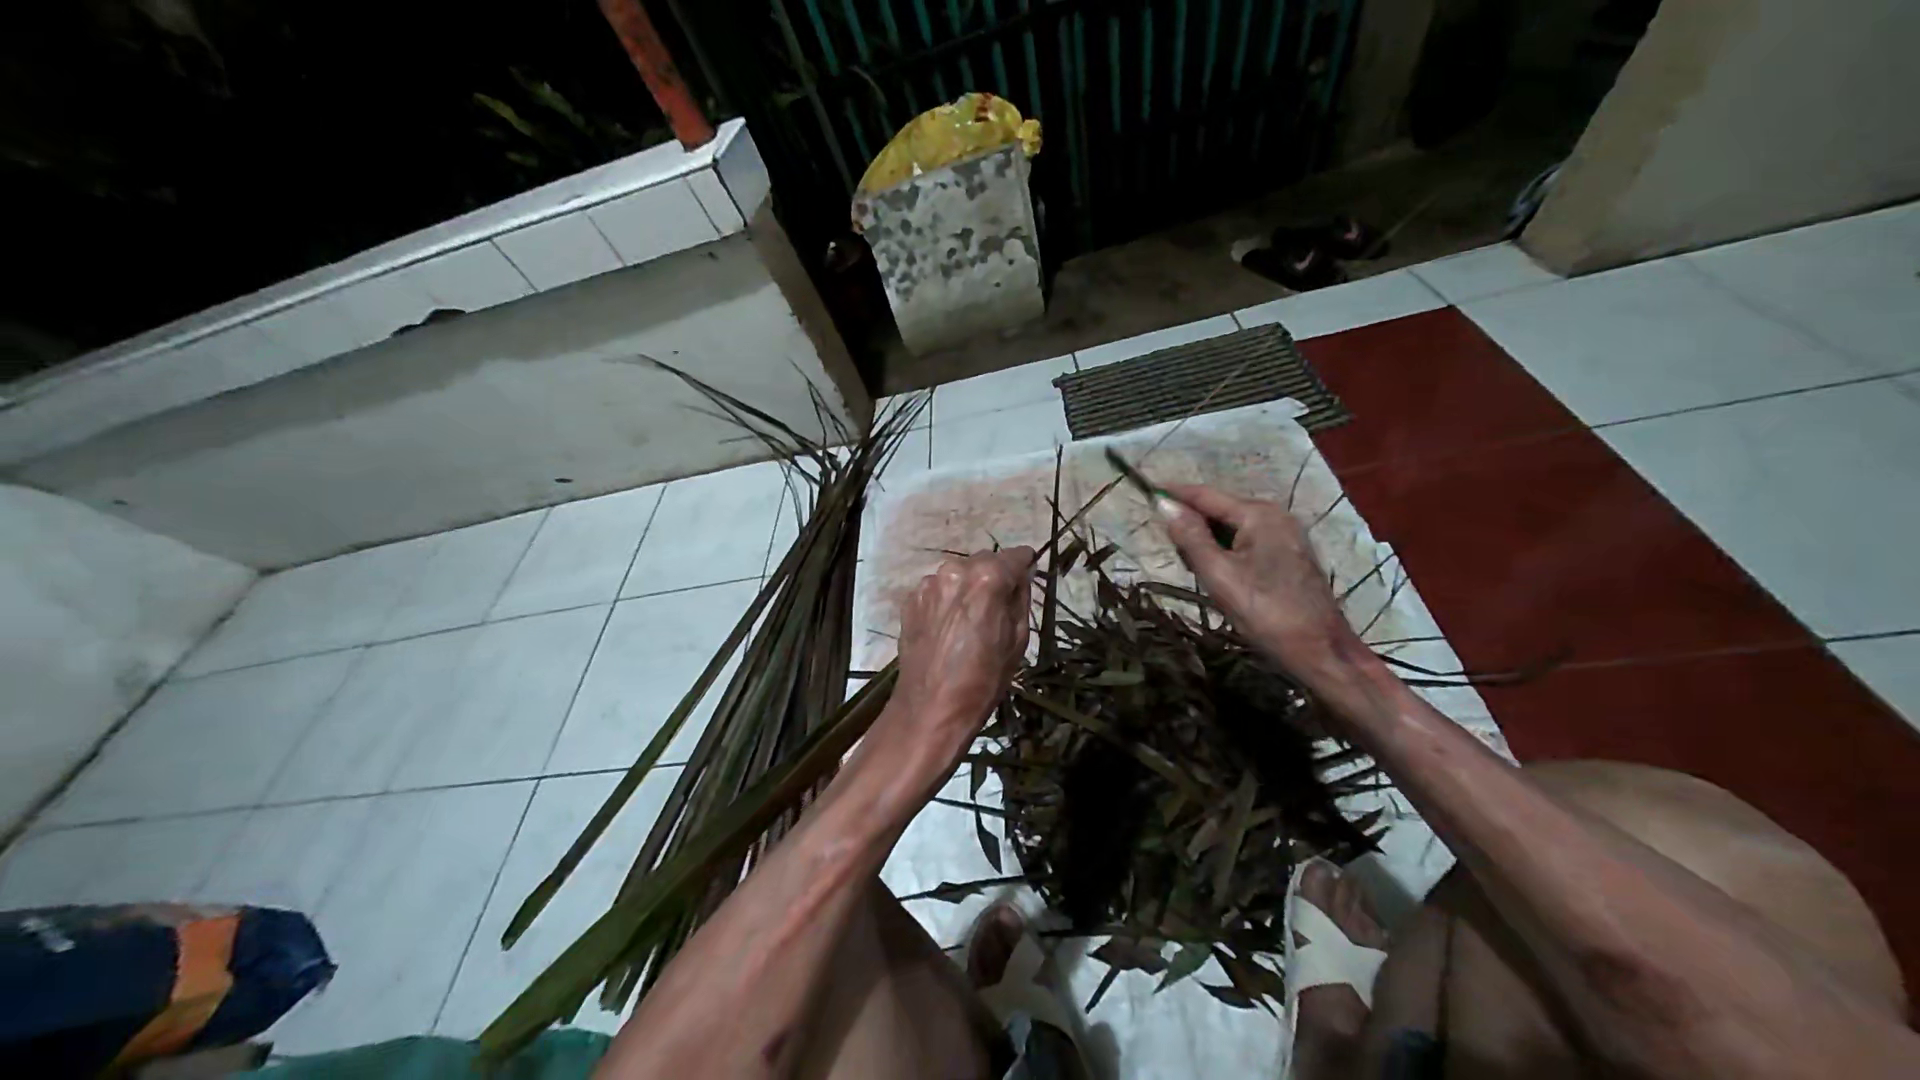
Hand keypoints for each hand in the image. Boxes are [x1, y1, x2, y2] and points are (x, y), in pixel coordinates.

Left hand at [889, 547, 1033, 756]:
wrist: (931, 707)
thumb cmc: (984, 679)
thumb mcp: (1018, 639)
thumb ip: (1020, 598)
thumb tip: (1022, 574)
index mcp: (988, 578)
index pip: (1015, 556)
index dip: (1025, 565)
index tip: (1028, 574)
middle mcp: (955, 570)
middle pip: (984, 561)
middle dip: (995, 577)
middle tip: (998, 606)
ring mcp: (929, 584)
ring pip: (959, 574)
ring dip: (968, 587)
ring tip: (970, 620)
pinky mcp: (911, 599)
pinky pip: (938, 589)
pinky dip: (947, 600)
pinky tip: (948, 627)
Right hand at [1156, 484, 1363, 681]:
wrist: (1320, 650)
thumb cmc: (1265, 612)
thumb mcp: (1219, 574)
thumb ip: (1190, 537)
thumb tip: (1164, 504)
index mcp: (1259, 514)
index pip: (1206, 494)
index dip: (1174, 493)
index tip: (1146, 489)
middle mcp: (1275, 515)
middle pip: (1220, 508)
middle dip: (1191, 521)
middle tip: (1167, 544)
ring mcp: (1286, 535)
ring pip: (1232, 526)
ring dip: (1206, 538)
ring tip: (1189, 564)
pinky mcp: (1289, 555)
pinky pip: (1246, 540)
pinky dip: (1225, 549)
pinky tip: (1215, 571)